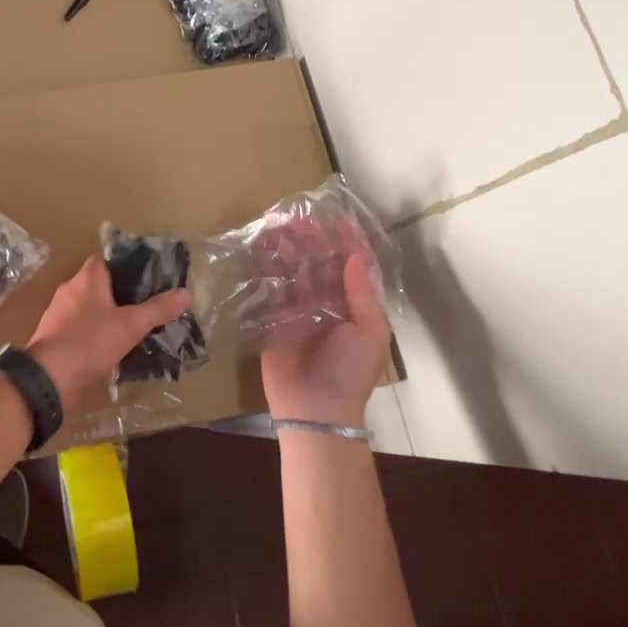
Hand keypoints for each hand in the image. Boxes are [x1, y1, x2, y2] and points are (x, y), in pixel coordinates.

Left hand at [26, 256, 191, 413]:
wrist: (49, 376)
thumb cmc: (90, 341)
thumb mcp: (131, 325)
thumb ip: (158, 309)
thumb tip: (186, 293)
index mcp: (88, 277)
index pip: (108, 259)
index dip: (127, 266)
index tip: (147, 278)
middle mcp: (70, 288)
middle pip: (99, 282)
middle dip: (120, 293)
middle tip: (145, 305)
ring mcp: (59, 311)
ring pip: (89, 306)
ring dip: (106, 314)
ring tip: (131, 327)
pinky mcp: (54, 333)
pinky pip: (79, 326)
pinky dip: (93, 331)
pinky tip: (109, 346)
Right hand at [260, 215, 394, 429]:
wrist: (315, 408)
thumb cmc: (350, 372)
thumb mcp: (369, 332)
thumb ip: (361, 293)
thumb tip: (353, 256)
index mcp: (355, 304)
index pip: (355, 264)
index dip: (350, 240)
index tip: (340, 219)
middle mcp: (328, 301)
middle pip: (320, 261)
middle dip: (310, 238)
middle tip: (295, 218)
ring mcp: (300, 309)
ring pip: (294, 269)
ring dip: (286, 247)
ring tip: (273, 225)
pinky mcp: (275, 319)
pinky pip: (270, 288)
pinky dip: (265, 268)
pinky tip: (258, 249)